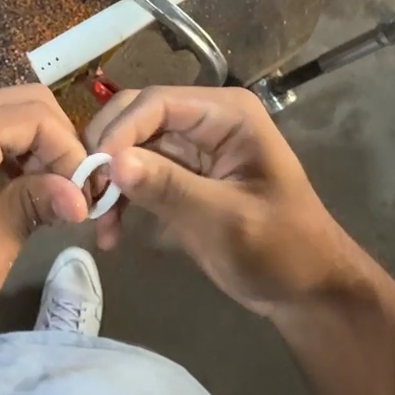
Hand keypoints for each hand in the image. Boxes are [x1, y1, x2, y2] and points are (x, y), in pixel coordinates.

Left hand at [0, 84, 90, 360]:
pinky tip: (22, 188)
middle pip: (24, 101)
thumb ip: (30, 210)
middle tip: (72, 194)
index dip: (70, 152)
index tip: (85, 199)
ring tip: (53, 195)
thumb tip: (82, 192)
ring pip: (5, 111)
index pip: (36, 116)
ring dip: (38, 144)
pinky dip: (13, 148)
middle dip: (58, 141)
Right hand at [85, 86, 370, 317]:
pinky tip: (111, 232)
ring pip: (130, 143)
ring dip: (109, 177)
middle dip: (108, 150)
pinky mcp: (181, 173)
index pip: (158, 102)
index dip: (121, 130)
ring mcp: (192, 145)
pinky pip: (137, 171)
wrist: (309, 293)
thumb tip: (114, 163)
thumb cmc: (282, 250)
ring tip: (94, 217)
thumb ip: (171, 188)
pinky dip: (120, 196)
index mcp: (226, 113)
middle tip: (84, 192)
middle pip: (137, 115)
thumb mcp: (227, 221)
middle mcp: (205, 118)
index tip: (94, 171)